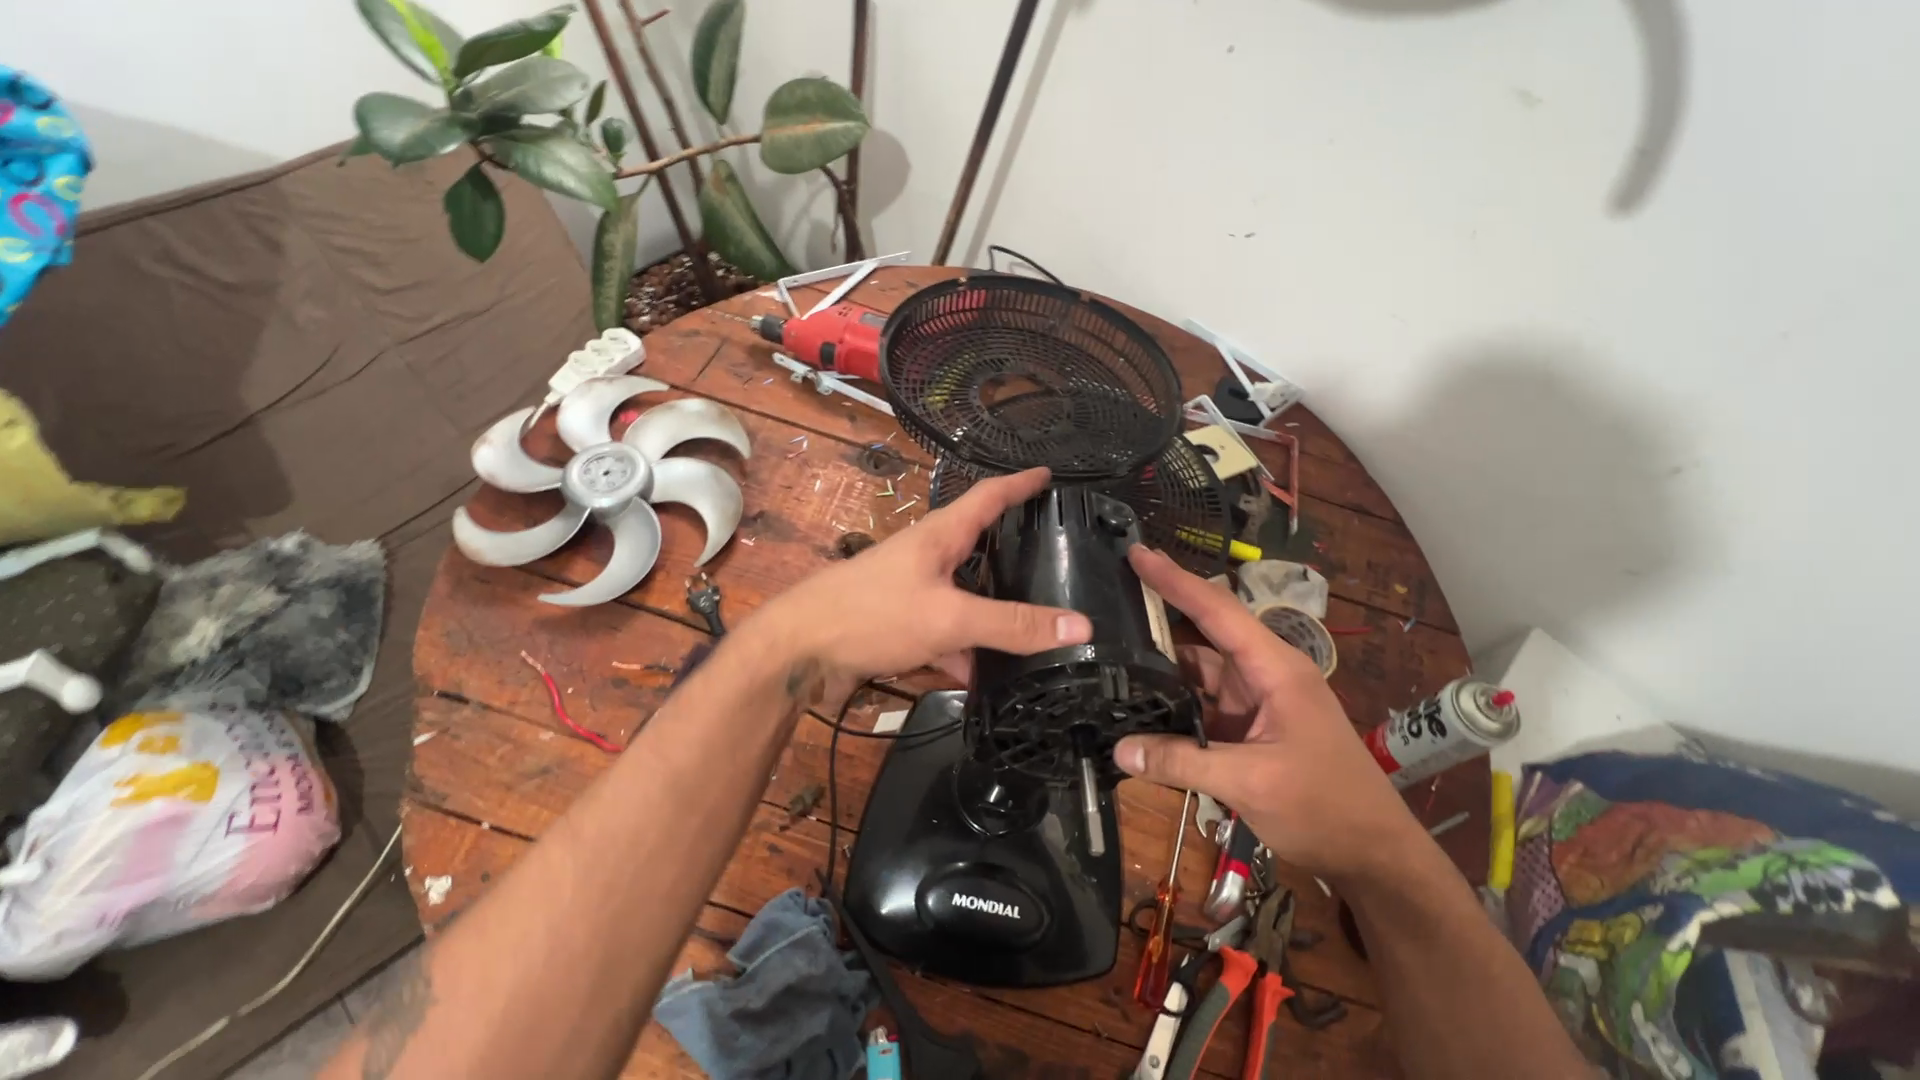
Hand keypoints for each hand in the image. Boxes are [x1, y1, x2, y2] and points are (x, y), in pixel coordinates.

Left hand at [753, 467, 1091, 688]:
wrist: (799, 654)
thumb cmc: (872, 615)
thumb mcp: (950, 617)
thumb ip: (1012, 624)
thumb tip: (1082, 626)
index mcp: (939, 535)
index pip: (989, 497)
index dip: (1020, 485)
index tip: (1048, 476)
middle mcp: (926, 558)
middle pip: (979, 548)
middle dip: (1014, 554)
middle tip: (1055, 559)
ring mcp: (911, 594)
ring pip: (965, 600)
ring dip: (993, 617)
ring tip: (1034, 632)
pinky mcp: (898, 628)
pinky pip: (944, 637)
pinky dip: (963, 654)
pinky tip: (983, 680)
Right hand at [1114, 547, 1428, 886]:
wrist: (1372, 853)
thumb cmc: (1326, 806)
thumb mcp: (1251, 783)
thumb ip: (1182, 763)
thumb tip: (1119, 748)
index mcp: (1275, 669)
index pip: (1217, 610)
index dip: (1175, 580)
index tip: (1136, 553)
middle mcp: (1263, 675)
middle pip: (1202, 638)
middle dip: (1157, 620)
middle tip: (1105, 606)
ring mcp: (1255, 703)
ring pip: (1197, 676)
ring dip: (1159, 673)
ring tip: (1104, 660)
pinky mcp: (1247, 730)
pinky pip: (1201, 708)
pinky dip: (1171, 708)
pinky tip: (1136, 710)